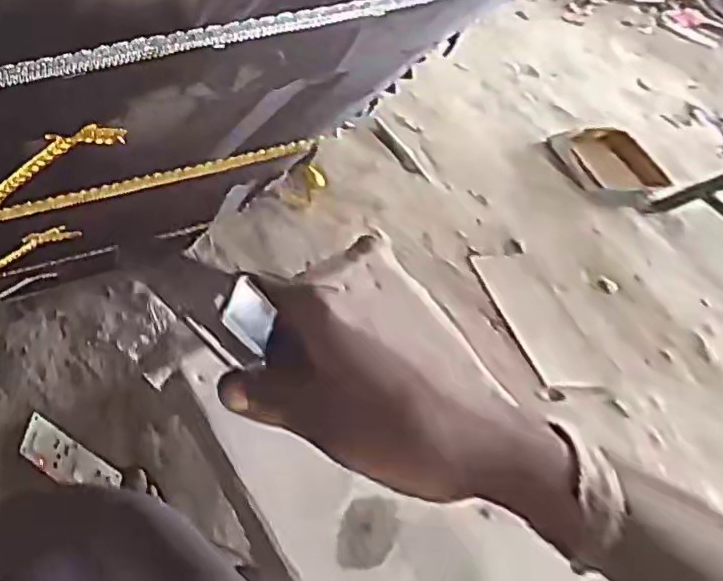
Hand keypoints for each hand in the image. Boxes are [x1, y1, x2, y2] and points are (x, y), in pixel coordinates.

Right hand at [217, 234, 573, 507]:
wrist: (493, 448)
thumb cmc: (398, 431)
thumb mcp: (314, 420)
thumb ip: (260, 394)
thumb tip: (229, 385)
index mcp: (310, 300)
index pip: (250, 289)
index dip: (248, 321)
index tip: (259, 350)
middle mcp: (341, 273)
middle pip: (292, 289)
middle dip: (291, 322)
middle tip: (306, 367)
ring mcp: (384, 276)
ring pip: (330, 286)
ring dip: (329, 313)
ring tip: (349, 362)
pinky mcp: (417, 290)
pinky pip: (369, 278)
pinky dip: (363, 298)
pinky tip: (376, 338)